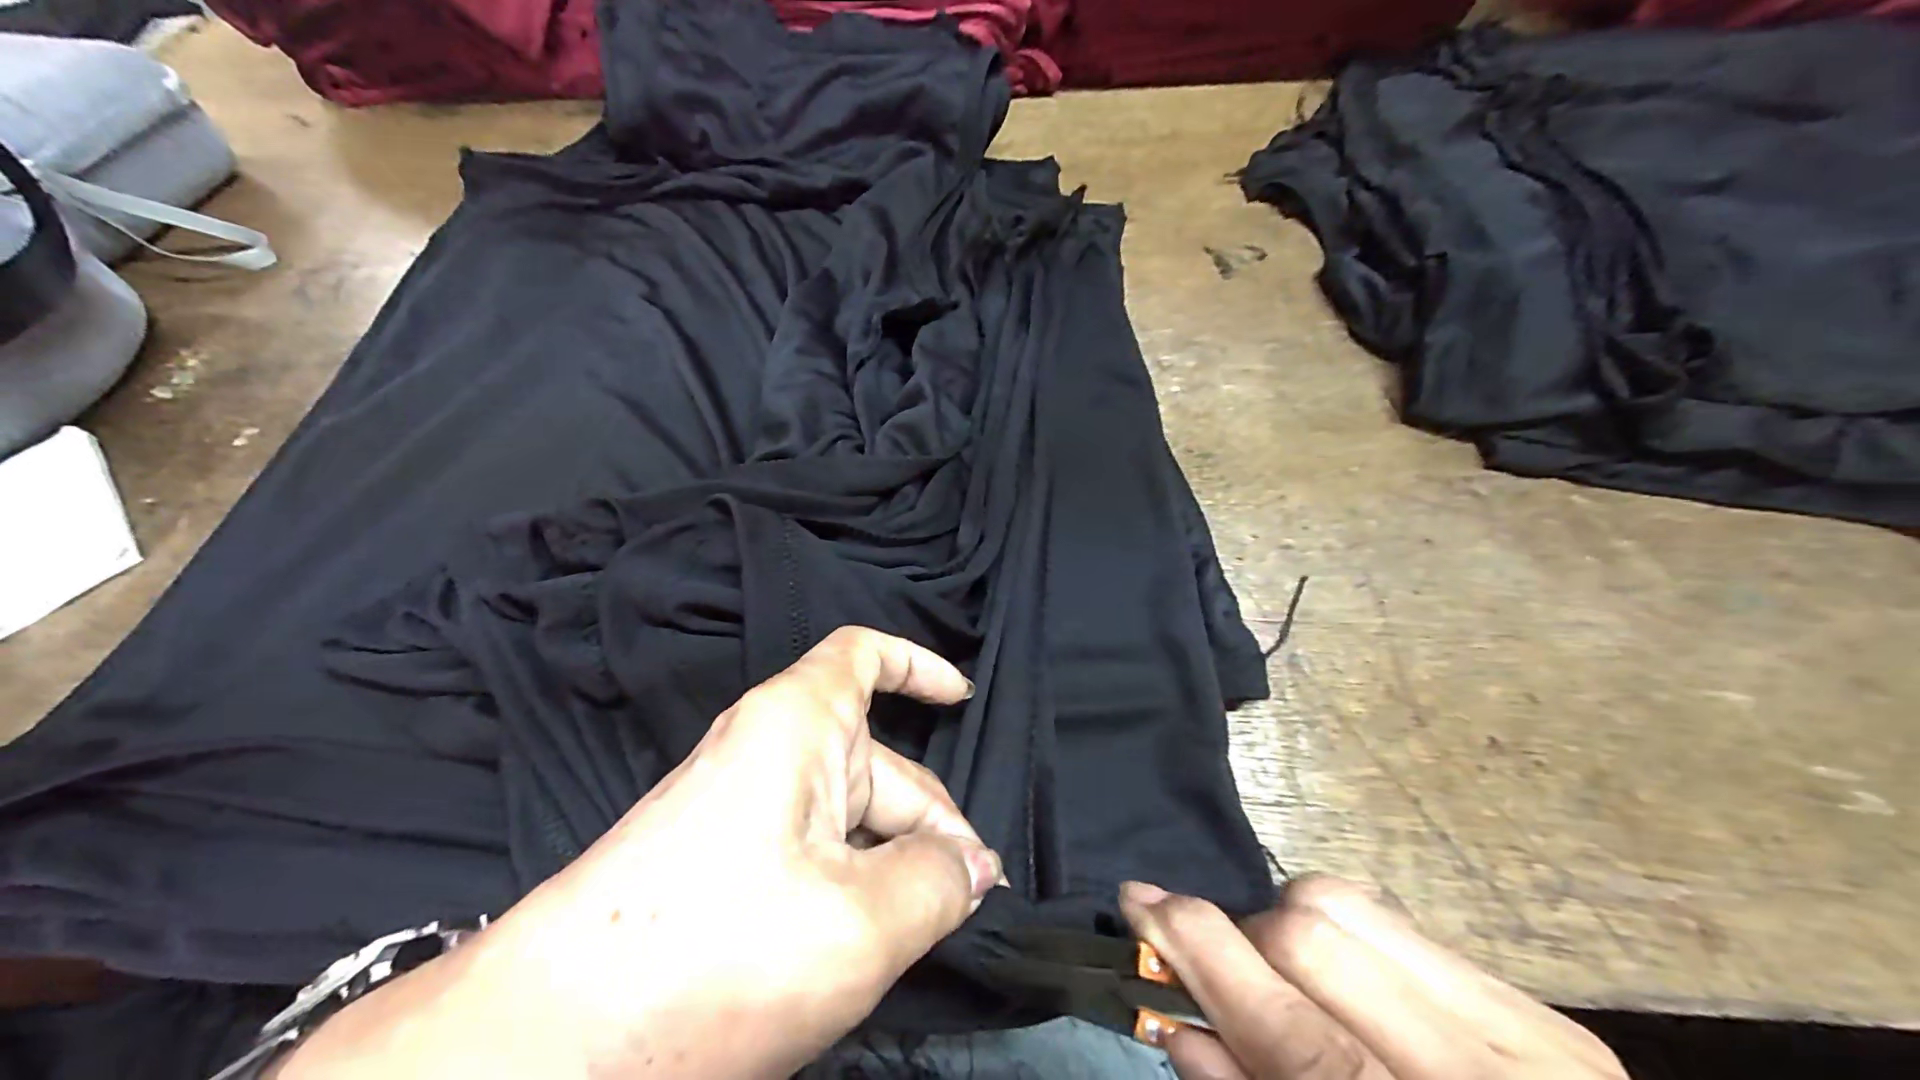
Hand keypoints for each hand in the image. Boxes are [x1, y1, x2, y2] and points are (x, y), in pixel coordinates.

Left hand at [276, 626, 1001, 1079]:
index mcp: (795, 726)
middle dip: (931, 820)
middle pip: (875, 761)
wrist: (541, 1048)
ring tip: (925, 928)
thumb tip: (969, 868)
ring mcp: (738, 812)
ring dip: (894, 863)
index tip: (961, 698)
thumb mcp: (860, 921)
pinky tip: (867, 941)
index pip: (861, 658)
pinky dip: (852, 884)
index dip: (917, 667)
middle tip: (971, 893)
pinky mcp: (717, 865)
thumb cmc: (713, 955)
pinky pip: (810, 854)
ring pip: (845, 818)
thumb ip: (937, 882)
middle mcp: (765, 753)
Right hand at [1120, 877, 1625, 1079]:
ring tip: (1292, 981)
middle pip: (1311, 933)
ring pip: (1349, 902)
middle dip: (1245, 940)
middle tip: (1230, 980)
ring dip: (1288, 924)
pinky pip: (1395, 918)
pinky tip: (1350, 984)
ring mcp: (1534, 1040)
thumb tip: (1176, 1022)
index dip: (1203, 955)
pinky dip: (1342, 934)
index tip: (1139, 903)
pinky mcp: (1543, 1014)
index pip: (1292, 1031)